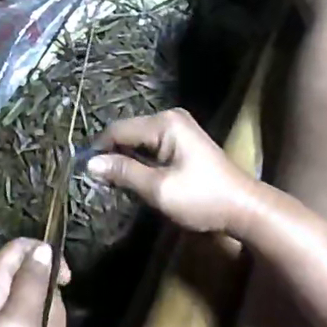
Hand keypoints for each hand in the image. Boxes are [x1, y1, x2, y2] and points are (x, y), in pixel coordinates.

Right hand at [87, 109, 260, 235]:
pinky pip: (151, 146)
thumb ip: (124, 173)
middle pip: (128, 132)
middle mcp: (169, 118)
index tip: (82, 172)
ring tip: (113, 183)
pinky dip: (140, 161)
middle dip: (112, 154)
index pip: (119, 130)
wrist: (243, 208)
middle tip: (97, 182)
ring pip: (138, 140)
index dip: (99, 149)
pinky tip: (135, 179)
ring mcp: (178, 128)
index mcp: (164, 123)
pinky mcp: (182, 141)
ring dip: (126, 160)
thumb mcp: (159, 189)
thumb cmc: (202, 198)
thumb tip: (91, 163)